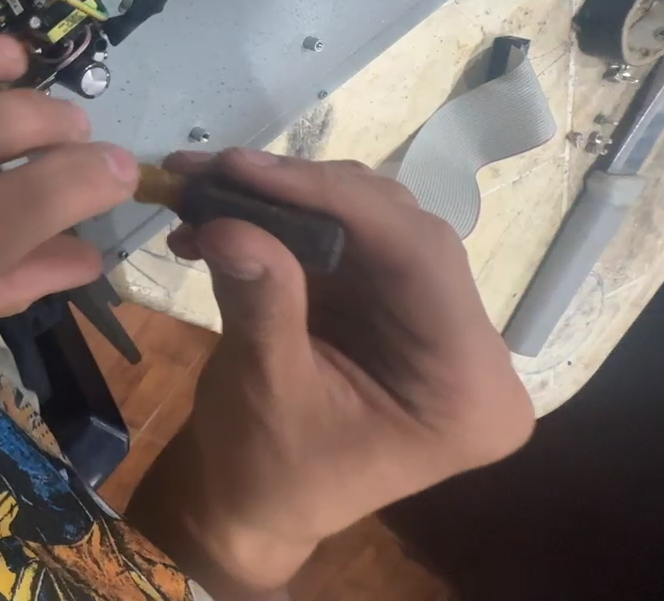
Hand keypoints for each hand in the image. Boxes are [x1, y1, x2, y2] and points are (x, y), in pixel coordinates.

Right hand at [128, 148, 533, 596]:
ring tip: (200, 189)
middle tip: (212, 170)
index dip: (331, 197)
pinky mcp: (371, 302)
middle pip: (395, 227)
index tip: (242, 166)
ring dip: (275, 197)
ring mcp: (415, 318)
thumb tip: (226, 220)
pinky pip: (328, 237)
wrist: (245, 497)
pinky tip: (209, 224)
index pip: (418, 256)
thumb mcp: (263, 388)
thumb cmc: (265, 468)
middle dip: (296, 189)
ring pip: (361, 220)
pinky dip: (265, 219)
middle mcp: (458, 341)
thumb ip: (258, 300)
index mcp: (464, 384)